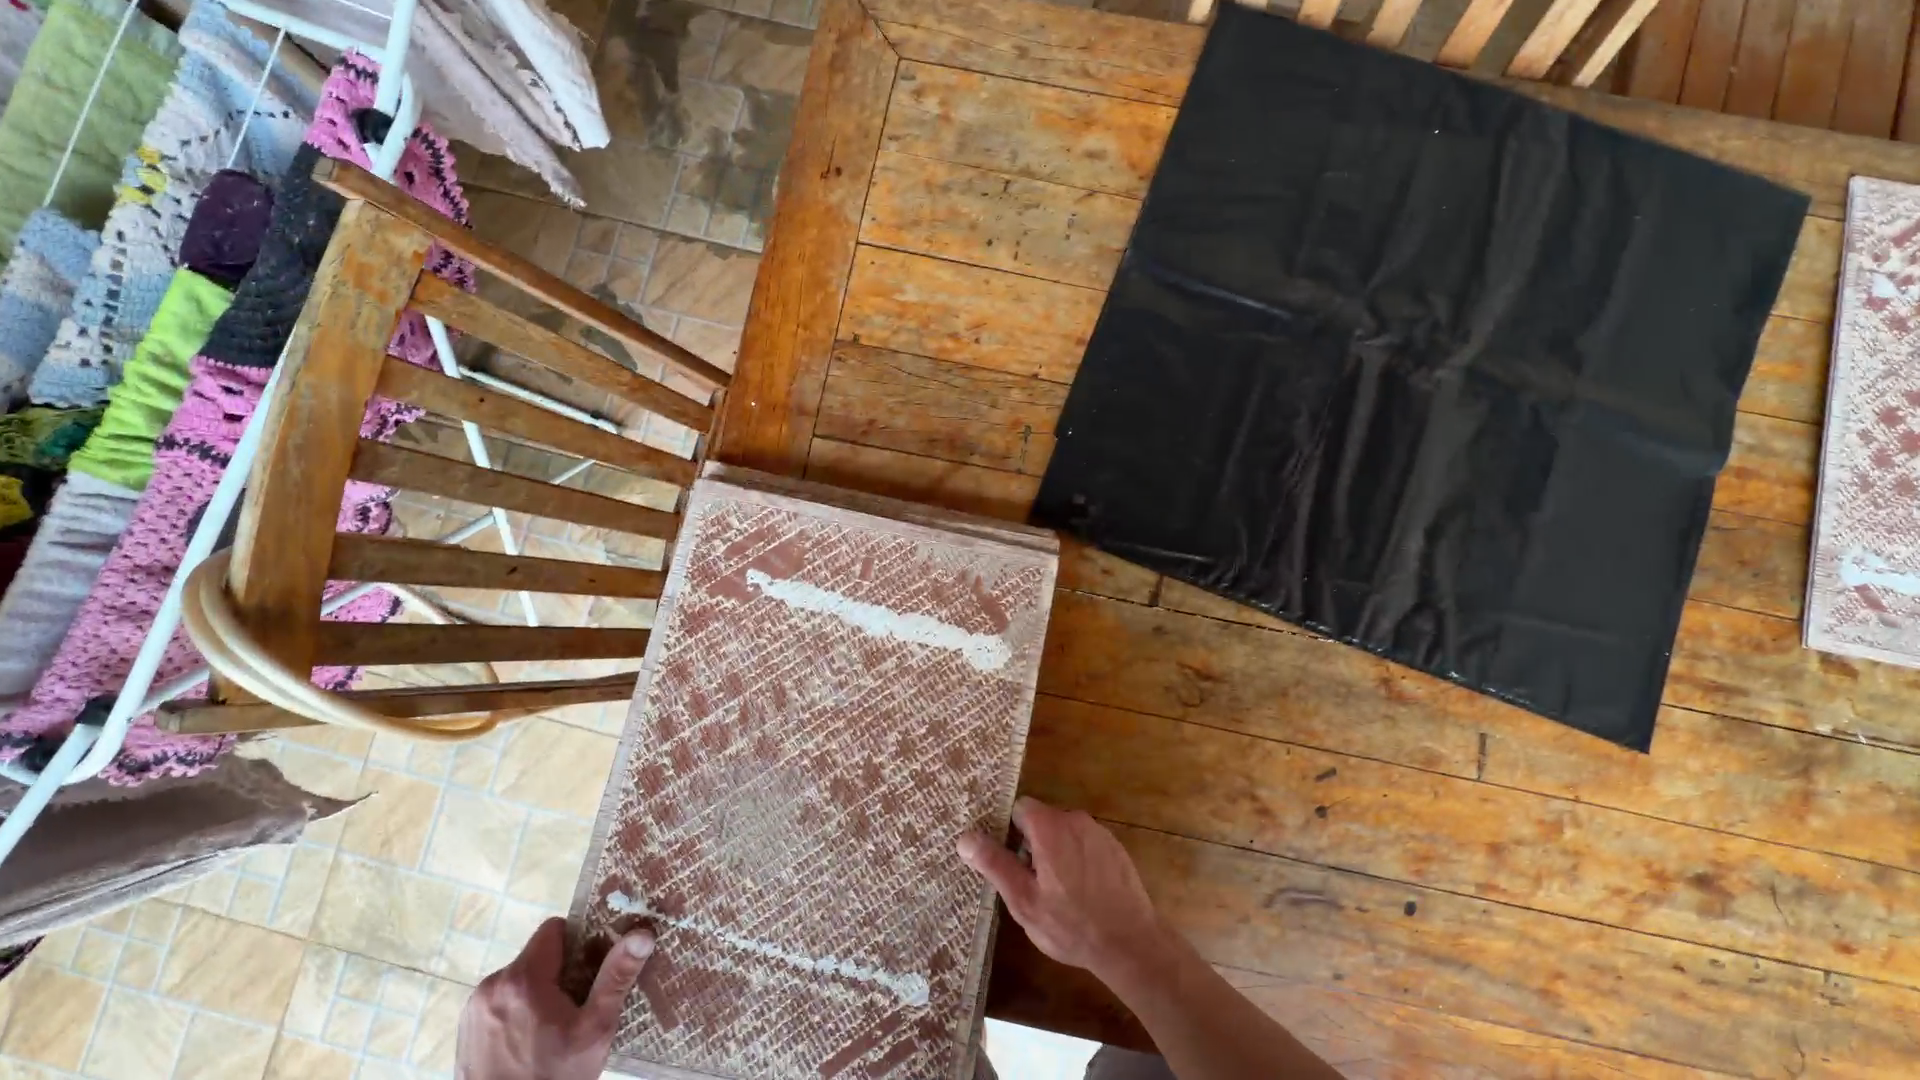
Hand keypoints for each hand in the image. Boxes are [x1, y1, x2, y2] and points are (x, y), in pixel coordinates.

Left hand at [456, 917, 654, 1079]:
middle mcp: (491, 986)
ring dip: (539, 993)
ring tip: (556, 1029)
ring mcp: (473, 1010)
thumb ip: (616, 977)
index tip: (594, 967)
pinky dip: (518, 1012)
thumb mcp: (595, 1030)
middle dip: (561, 973)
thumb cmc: (554, 1078)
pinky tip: (531, 1043)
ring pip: (519, 980)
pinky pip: (501, 1003)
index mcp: (521, 979)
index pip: (555, 930)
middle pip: (537, 956)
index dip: (579, 941)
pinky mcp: (465, 1031)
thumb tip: (642, 934)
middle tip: (580, 1005)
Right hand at [956, 796, 1176, 984]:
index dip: (1009, 832)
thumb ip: (995, 864)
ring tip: (1058, 894)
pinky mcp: (1116, 849)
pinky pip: (1086, 845)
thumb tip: (965, 837)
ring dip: (1056, 854)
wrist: (1131, 944)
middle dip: (1032, 846)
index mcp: (1050, 827)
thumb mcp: (1024, 900)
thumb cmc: (1071, 925)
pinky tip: (1082, 894)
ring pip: (1064, 834)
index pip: (1019, 808)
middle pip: (1042, 821)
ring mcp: (1100, 833)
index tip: (1008, 860)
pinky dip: (1078, 861)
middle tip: (1032, 885)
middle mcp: (1076, 820)